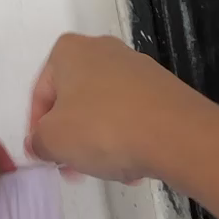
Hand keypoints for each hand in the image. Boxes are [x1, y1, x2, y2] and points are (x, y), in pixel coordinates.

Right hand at [26, 32, 218, 181]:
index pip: (41, 93)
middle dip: (72, 136)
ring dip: (100, 139)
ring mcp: (135, 66)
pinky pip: (133, 113)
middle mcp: (100, 49)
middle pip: (74, 99)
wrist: (180, 135)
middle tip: (74, 167)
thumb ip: (38, 141)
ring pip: (104, 108)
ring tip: (110, 170)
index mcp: (68, 50)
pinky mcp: (162, 87)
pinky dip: (128, 136)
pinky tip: (135, 163)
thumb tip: (40, 143)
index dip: (39, 130)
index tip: (47, 157)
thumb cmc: (104, 129)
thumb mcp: (54, 140)